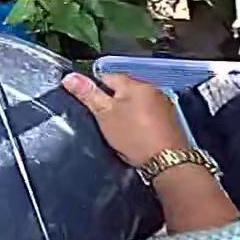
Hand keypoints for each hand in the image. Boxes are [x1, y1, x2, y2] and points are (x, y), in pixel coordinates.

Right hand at [61, 71, 190, 166]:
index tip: (91, 105)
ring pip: (136, 101)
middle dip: (111, 100)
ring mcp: (163, 105)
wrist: (168, 163)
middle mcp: (152, 90)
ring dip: (127, 109)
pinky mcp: (170, 120)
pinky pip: (148, 113)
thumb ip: (87, 94)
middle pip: (123, 89)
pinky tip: (135, 133)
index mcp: (134, 84)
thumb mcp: (104, 114)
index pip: (107, 76)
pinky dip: (140, 119)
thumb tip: (69, 76)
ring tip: (118, 127)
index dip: (94, 89)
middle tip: (102, 118)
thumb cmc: (134, 136)